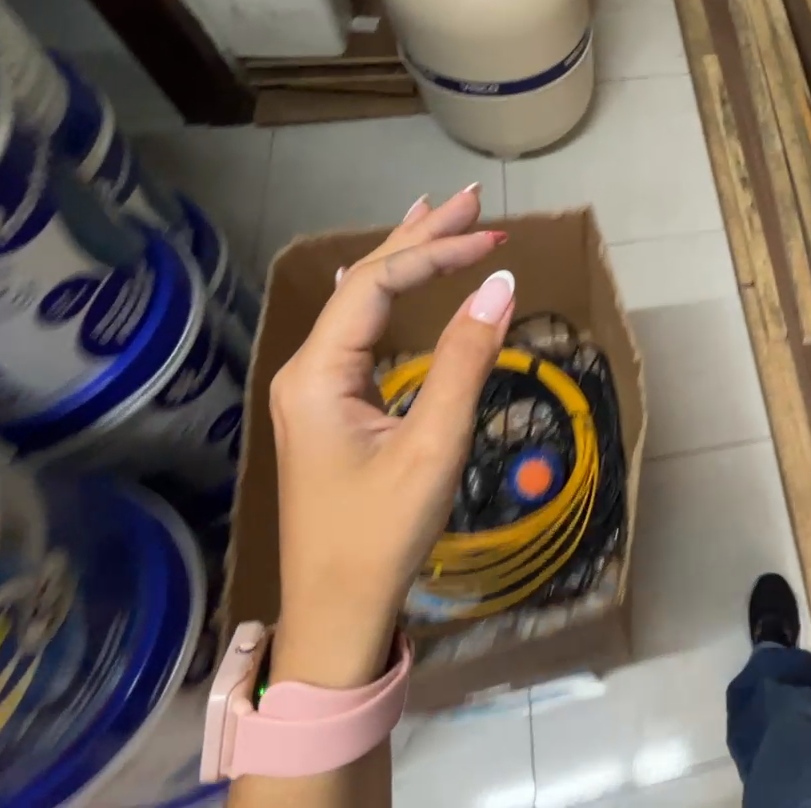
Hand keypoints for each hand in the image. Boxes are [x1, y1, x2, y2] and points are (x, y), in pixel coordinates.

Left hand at [265, 189, 515, 687]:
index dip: (435, 252)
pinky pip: (365, 331)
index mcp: (320, 372)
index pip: (378, 284)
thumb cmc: (382, 532)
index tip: (495, 240)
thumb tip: (500, 285)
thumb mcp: (434, 444)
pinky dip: (393, 295)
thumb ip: (468, 360)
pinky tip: (396, 280)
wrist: (339, 610)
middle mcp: (310, 368)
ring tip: (438, 218)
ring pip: (364, 304)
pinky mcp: (335, 406)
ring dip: (406, 259)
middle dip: (419, 237)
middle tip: (469, 199)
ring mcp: (318, 387)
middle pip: (365, 281)